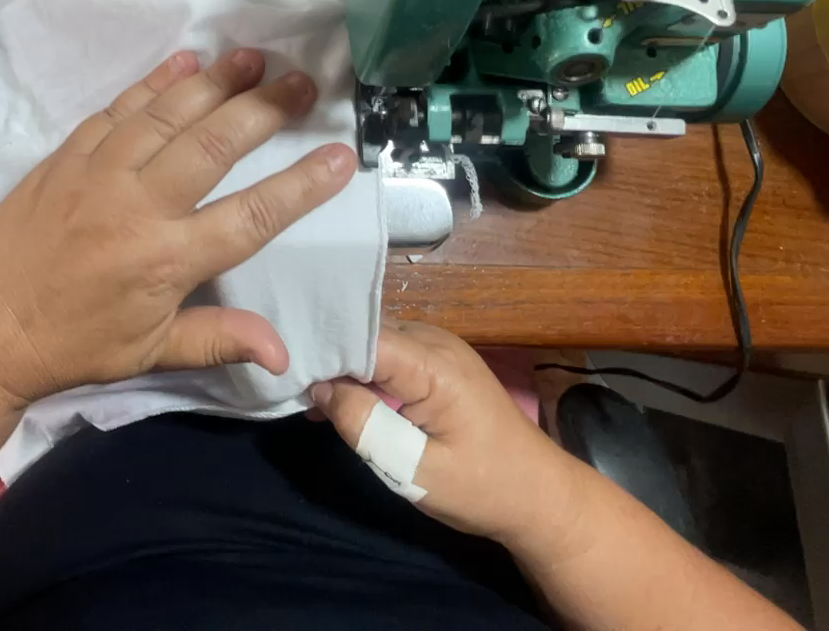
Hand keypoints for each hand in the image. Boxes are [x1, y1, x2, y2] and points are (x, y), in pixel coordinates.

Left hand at [0, 49, 357, 406]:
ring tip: (253, 57)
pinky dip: (153, 83)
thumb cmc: (71, 346)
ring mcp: (99, 172)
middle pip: (214, 144)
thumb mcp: (149, 353)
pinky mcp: (67, 155)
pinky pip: (118, 109)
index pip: (252, 216)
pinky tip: (184, 62)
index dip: (302, 186)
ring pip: (167, 114)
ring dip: (214, 81)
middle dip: (265, 108)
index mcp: (166, 260)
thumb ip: (219, 341)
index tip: (342, 154)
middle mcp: (138, 205)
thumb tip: (286, 354)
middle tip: (302, 80)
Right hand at [312, 321, 578, 543]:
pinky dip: (362, 371)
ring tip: (305, 390)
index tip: (288, 367)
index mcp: (434, 365)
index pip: (363, 337)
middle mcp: (435, 342)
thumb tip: (319, 390)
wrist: (540, 496)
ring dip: (342, 364)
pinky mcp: (436, 360)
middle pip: (365, 333)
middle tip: (288, 378)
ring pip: (373, 341)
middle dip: (328, 355)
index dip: (325, 349)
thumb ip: (365, 426)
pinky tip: (339, 398)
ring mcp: (437, 347)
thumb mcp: (416, 470)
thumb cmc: (482, 488)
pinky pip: (387, 353)